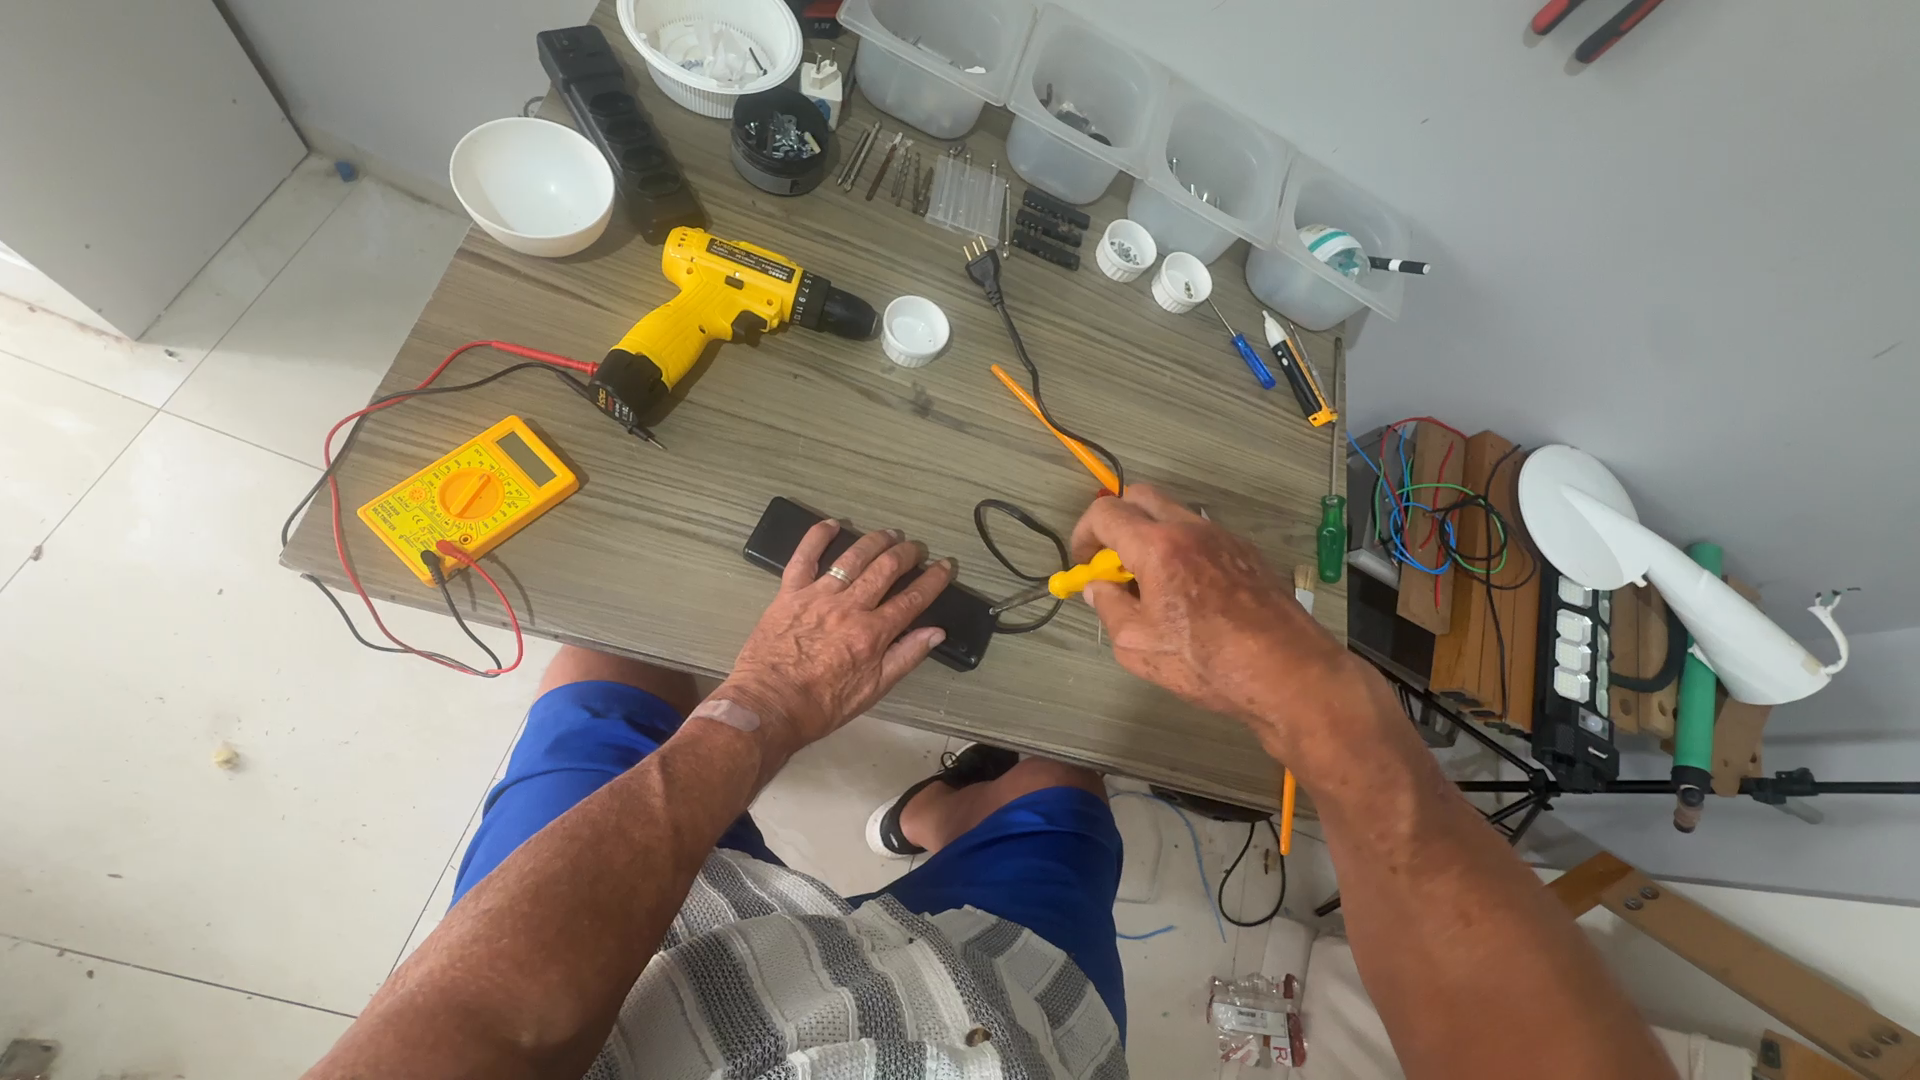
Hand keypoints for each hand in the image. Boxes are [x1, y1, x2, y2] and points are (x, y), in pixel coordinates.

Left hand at [717, 521, 952, 761]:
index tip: (946, 567)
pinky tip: (833, 524)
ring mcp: (818, 596)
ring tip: (889, 534)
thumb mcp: (873, 690)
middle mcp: (849, 607)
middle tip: (917, 548)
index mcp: (873, 633)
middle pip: (886, 569)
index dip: (933, 581)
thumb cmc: (822, 705)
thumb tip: (936, 632)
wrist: (769, 707)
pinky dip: (818, 537)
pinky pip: (804, 557)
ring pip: (853, 558)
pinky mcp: (789, 593)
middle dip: (907, 554)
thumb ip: (906, 657)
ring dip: (875, 541)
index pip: (913, 599)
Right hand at [1070, 485, 1353, 757]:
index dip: (1083, 534)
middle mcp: (1191, 530)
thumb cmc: (1205, 663)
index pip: (1106, 513)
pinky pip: (1202, 536)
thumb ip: (1109, 607)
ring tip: (1152, 586)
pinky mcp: (1248, 553)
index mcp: (1158, 547)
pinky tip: (1189, 595)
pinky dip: (1181, 549)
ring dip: (1151, 535)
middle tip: (1113, 564)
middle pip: (1140, 497)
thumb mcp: (1137, 646)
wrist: (1288, 673)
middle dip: (1116, 522)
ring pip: (1174, 515)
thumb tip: (1099, 587)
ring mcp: (1224, 538)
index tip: (1084, 563)